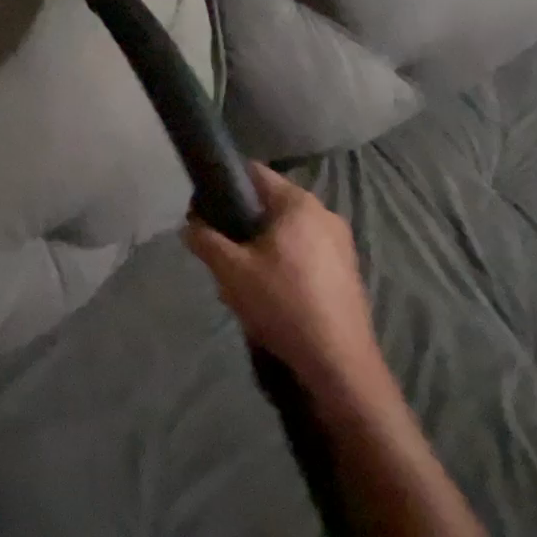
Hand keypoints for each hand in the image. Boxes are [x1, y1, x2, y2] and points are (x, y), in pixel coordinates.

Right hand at [183, 163, 377, 378]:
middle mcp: (325, 213)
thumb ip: (204, 240)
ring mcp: (341, 244)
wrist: (338, 362)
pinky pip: (305, 255)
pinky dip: (284, 266)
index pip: (254, 173)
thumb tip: (190, 225)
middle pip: (270, 206)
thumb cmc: (282, 303)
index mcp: (298, 203)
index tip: (203, 209)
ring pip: (287, 233)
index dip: (224, 186)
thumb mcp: (230, 270)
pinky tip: (272, 298)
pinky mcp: (347, 272)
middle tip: (221, 253)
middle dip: (242, 226)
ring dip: (262, 249)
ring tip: (243, 282)